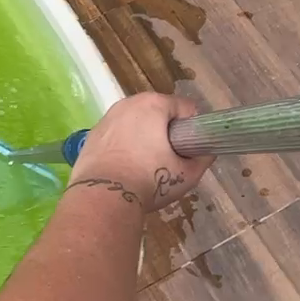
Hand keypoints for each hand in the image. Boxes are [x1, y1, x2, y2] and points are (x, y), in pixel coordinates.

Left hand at [66, 93, 214, 213]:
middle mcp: (128, 103)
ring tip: (145, 165)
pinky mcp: (92, 134)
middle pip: (158, 113)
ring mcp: (107, 117)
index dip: (192, 128)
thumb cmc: (149, 180)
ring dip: (143, 137)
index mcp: (154, 104)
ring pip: (135, 123)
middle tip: (169, 159)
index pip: (185, 108)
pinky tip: (124, 167)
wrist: (103, 197)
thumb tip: (207, 153)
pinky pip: (116, 135)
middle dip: (166, 131)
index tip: (190, 149)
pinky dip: (123, 145)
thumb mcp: (187, 174)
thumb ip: (202, 159)